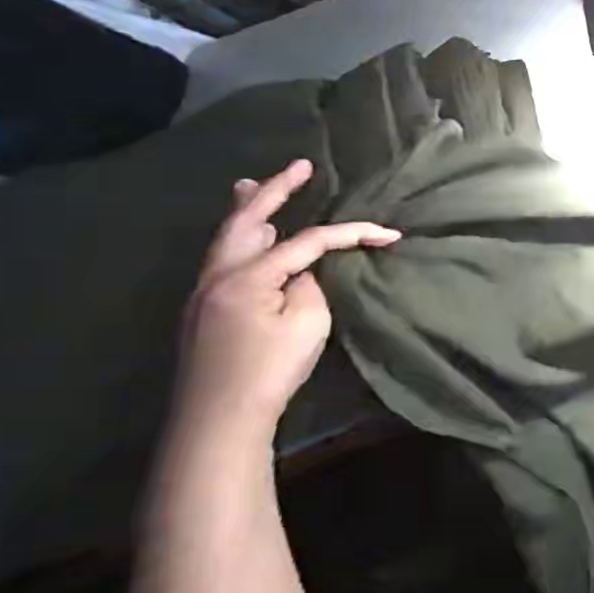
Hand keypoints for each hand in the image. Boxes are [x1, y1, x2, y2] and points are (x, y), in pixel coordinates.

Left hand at [172, 159, 399, 441]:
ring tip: (251, 186)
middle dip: (274, 190)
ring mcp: (204, 294)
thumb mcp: (308, 324)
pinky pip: (224, 257)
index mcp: (247, 275)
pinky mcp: (204, 312)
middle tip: (299, 166)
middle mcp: (218, 275)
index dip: (353, 233)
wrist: (216, 426)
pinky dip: (239, 236)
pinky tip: (248, 237)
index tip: (390, 235)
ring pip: (226, 237)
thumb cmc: (269, 372)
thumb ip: (310, 285)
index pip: (309, 240)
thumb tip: (301, 272)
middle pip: (247, 220)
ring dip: (247, 209)